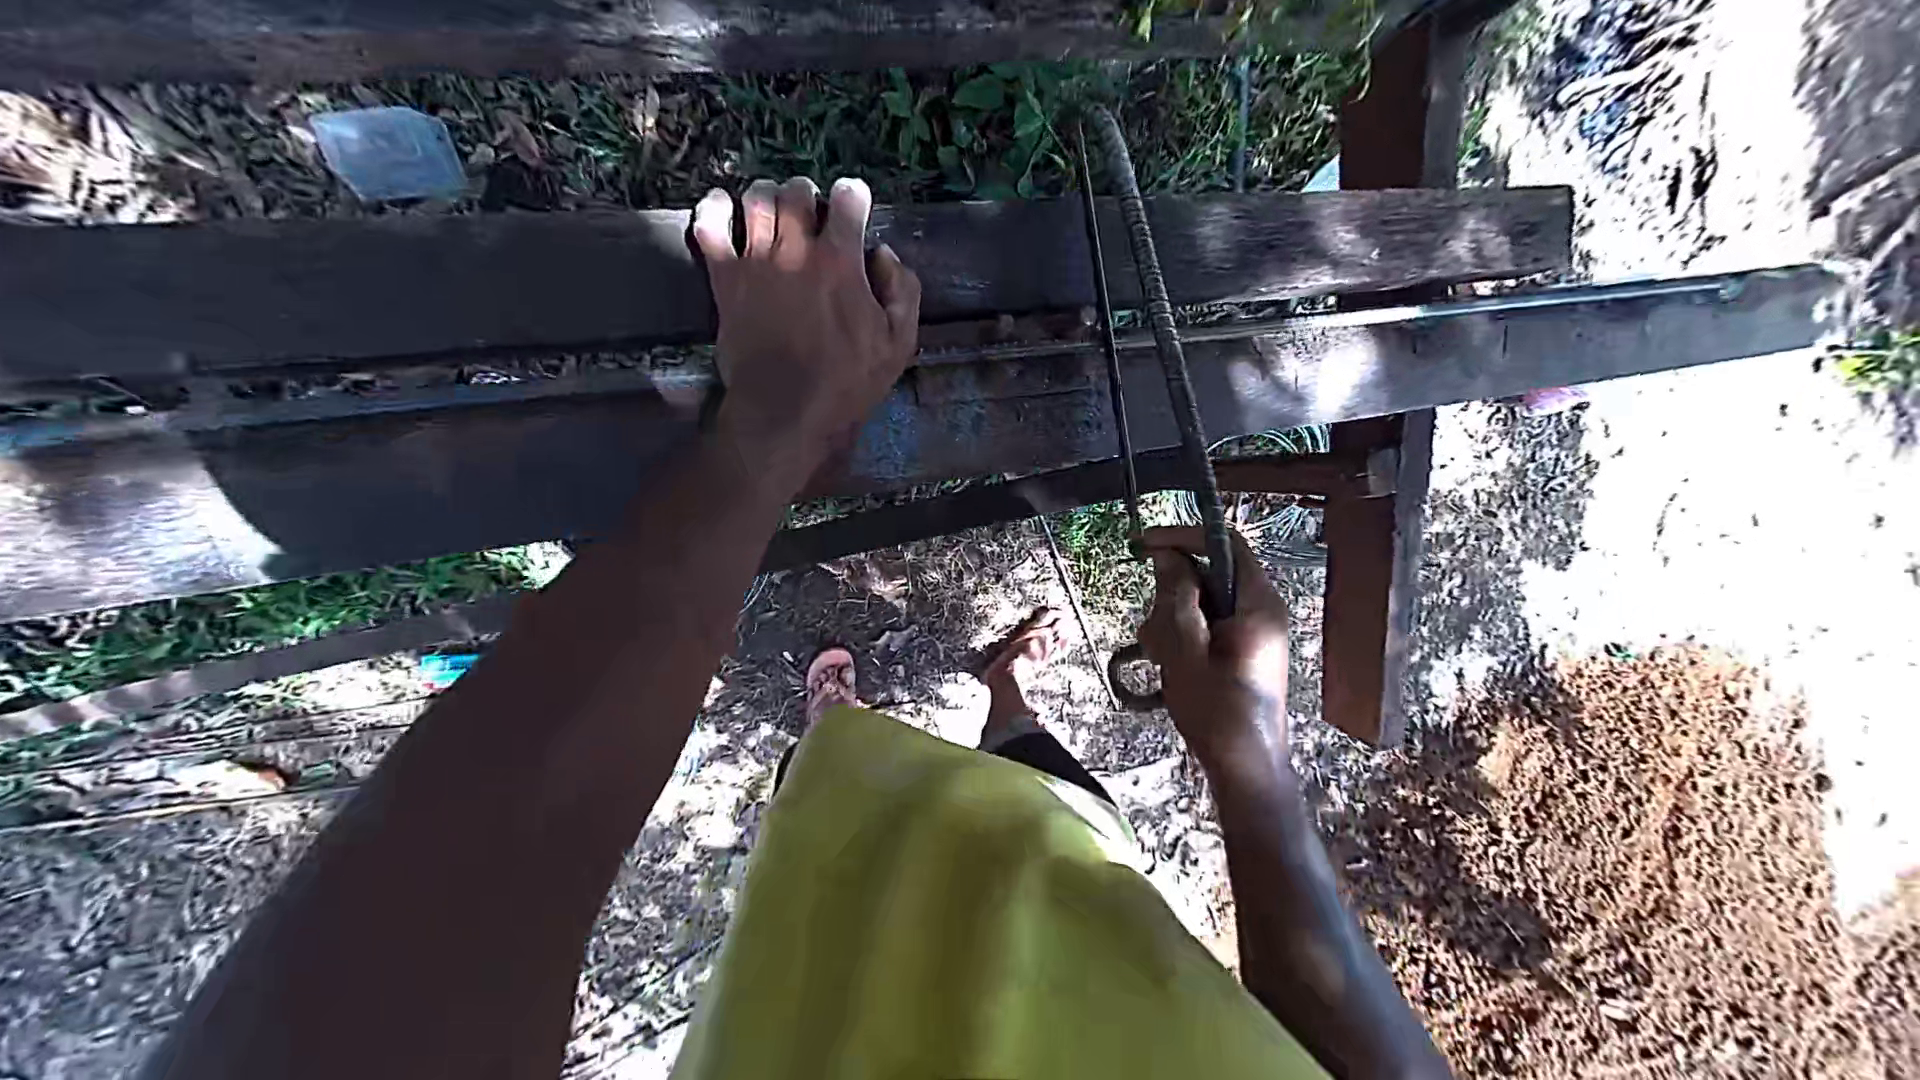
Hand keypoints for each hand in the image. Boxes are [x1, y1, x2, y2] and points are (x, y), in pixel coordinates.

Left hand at [691, 176, 920, 478]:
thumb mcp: (899, 344)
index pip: (847, 199)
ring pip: (756, 199)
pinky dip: (713, 208)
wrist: (787, 410)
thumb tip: (885, 255)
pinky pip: (708, 226)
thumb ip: (903, 292)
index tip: (855, 207)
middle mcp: (796, 249)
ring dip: (768, 196)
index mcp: (841, 261)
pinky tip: (721, 206)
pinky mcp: (725, 279)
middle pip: (797, 191)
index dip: (854, 197)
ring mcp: (756, 261)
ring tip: (774, 212)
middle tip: (813, 215)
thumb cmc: (848, 382)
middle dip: (809, 195)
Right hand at [1139, 525, 1291, 776]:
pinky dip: (1180, 636)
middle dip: (1170, 595)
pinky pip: (1203, 624)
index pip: (1224, 544)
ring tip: (1159, 658)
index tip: (1144, 546)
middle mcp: (1258, 609)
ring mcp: (1249, 630)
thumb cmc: (1218, 711)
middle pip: (1206, 575)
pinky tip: (1167, 664)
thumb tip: (1166, 555)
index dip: (1183, 537)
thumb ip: (1177, 598)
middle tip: (1153, 631)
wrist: (1245, 767)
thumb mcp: (1187, 650)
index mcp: (1258, 604)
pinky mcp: (1238, 647)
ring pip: (1198, 600)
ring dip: (1170, 620)